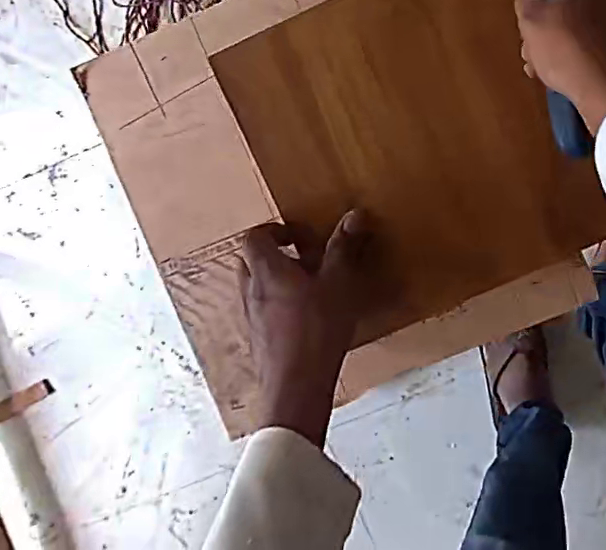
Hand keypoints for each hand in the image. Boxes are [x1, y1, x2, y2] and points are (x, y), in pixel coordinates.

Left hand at [237, 210, 370, 446]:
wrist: (296, 390)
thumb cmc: (316, 330)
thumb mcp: (337, 282)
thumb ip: (343, 247)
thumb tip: (354, 215)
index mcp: (266, 271)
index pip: (254, 237)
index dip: (276, 230)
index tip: (302, 237)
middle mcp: (252, 292)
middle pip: (251, 260)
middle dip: (277, 253)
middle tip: (306, 258)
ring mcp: (252, 319)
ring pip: (257, 286)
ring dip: (278, 279)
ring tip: (311, 286)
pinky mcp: (259, 341)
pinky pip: (263, 311)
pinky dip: (280, 304)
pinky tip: (308, 316)